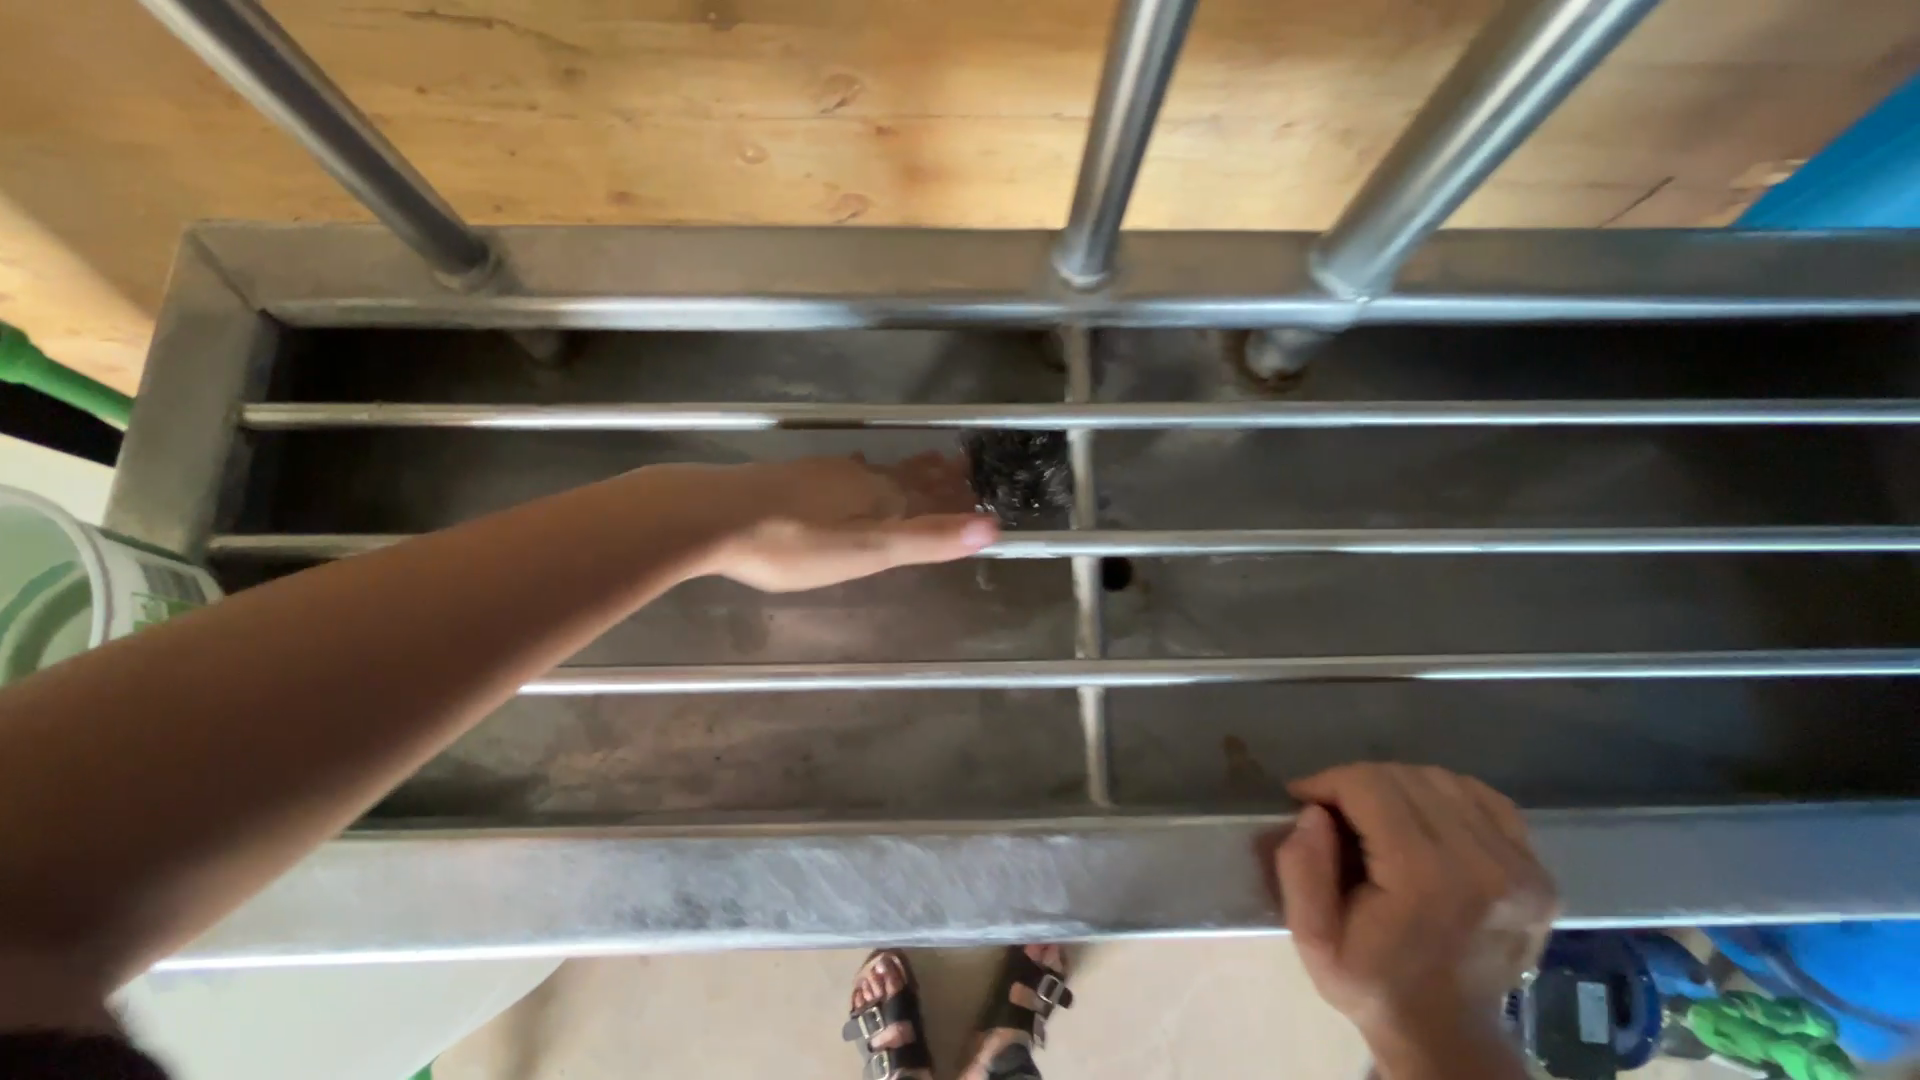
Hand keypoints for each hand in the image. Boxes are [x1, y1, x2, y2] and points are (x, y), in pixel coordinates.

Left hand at [692, 452, 998, 591]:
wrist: (710, 517)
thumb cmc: (794, 544)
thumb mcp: (867, 551)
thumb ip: (926, 540)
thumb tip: (993, 527)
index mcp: (878, 495)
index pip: (927, 490)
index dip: (952, 491)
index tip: (975, 481)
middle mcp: (853, 476)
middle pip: (900, 475)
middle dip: (928, 475)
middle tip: (953, 465)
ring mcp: (816, 474)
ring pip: (868, 471)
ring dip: (894, 473)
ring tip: (909, 469)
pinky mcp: (785, 478)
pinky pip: (837, 473)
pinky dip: (855, 475)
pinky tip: (840, 474)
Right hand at [1273, 765, 1555, 1069]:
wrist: (1448, 1035)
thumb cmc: (1371, 985)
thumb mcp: (1312, 939)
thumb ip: (1301, 870)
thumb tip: (1314, 811)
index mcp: (1425, 880)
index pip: (1370, 786)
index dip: (1328, 782)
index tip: (1303, 800)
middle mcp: (1484, 864)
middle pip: (1407, 778)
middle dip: (1359, 783)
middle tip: (1334, 811)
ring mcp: (1521, 868)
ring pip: (1446, 781)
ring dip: (1400, 787)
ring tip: (1376, 817)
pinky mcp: (1540, 873)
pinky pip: (1487, 802)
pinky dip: (1447, 797)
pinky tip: (1424, 821)